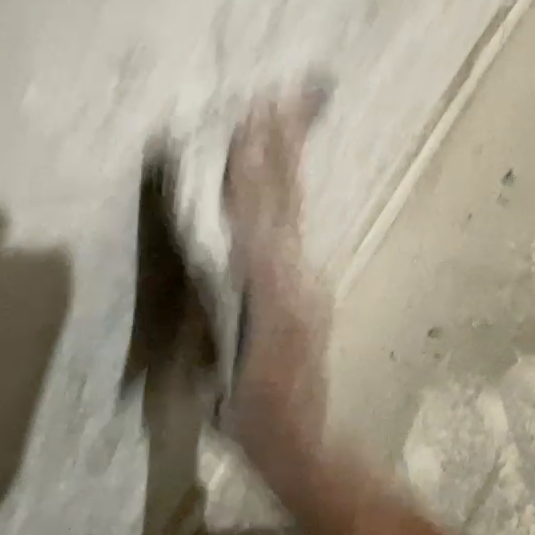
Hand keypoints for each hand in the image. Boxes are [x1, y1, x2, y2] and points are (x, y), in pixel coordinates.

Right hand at [222, 89, 330, 455]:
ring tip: (287, 114)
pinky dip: (284, 193)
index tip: (251, 118)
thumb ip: (227, 310)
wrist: (303, 443)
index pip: (258, 215)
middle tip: (287, 91)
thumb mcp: (230, 365)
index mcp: (273, 291)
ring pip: (293, 207)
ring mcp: (306, 281)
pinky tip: (281, 175)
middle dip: (282, 142)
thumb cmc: (256, 417)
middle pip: (285, 197)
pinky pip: (293, 229)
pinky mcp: (308, 290)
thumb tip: (226, 258)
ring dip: (288, 158)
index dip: (252, 166)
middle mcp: (296, 276)